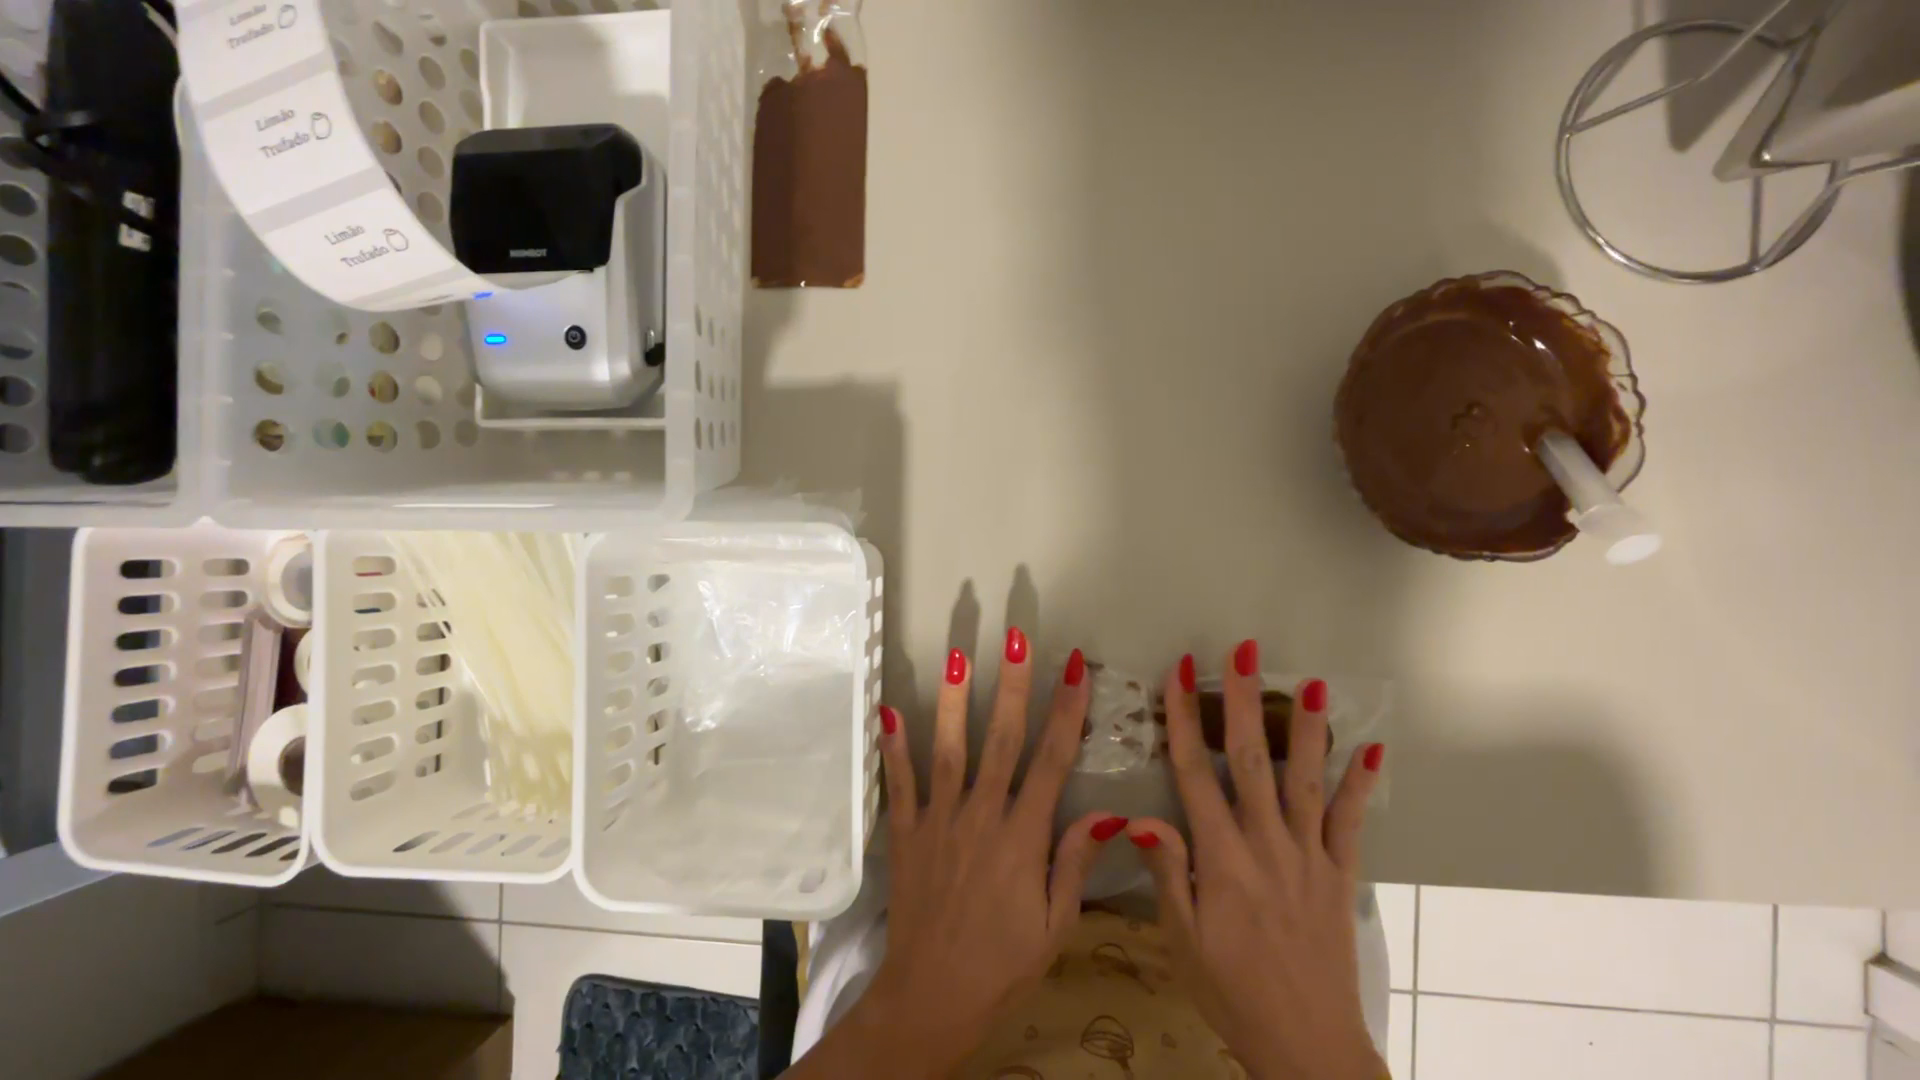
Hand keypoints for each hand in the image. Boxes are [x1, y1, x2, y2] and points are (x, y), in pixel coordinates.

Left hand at [789, 632, 1123, 1079]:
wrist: (932, 997)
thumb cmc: (1004, 965)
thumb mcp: (1056, 925)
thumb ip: (1075, 862)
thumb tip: (1108, 813)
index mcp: (1023, 837)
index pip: (1051, 761)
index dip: (1066, 710)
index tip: (1074, 666)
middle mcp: (981, 816)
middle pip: (1001, 739)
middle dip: (1012, 685)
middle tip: (1016, 637)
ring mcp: (939, 821)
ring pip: (949, 749)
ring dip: (954, 699)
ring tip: (956, 652)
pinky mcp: (907, 834)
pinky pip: (900, 784)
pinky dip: (894, 747)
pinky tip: (889, 710)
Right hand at [1129, 643, 1388, 1079]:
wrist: (1306, 1043)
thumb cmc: (1231, 991)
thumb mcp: (1182, 940)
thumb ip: (1168, 874)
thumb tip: (1139, 818)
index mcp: (1221, 858)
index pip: (1195, 774)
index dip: (1183, 719)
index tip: (1179, 672)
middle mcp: (1267, 844)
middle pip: (1251, 760)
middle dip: (1244, 701)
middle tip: (1244, 652)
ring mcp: (1310, 856)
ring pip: (1306, 780)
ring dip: (1307, 729)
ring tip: (1312, 683)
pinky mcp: (1341, 875)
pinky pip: (1352, 822)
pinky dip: (1362, 784)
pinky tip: (1371, 748)